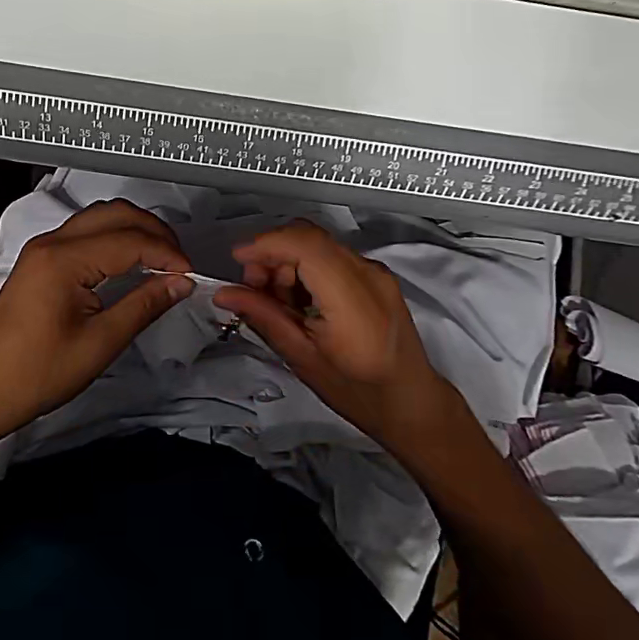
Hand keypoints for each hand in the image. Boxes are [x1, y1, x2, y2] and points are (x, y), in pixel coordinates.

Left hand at [0, 200, 192, 469]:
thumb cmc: (35, 375)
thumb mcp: (99, 344)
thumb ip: (144, 305)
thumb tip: (180, 282)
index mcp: (63, 260)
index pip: (129, 239)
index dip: (166, 253)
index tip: (190, 273)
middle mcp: (50, 243)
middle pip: (115, 214)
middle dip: (154, 231)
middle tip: (179, 261)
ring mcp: (42, 249)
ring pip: (99, 218)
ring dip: (134, 230)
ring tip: (161, 260)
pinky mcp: (39, 261)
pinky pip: (84, 233)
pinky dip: (114, 238)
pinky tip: (131, 262)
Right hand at [213, 220, 469, 456]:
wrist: (410, 402)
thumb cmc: (362, 391)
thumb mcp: (303, 358)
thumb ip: (264, 318)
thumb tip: (228, 295)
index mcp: (352, 300)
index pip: (305, 245)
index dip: (266, 244)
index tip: (239, 259)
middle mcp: (368, 275)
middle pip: (307, 238)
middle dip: (272, 254)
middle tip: (253, 288)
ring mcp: (374, 271)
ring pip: (316, 244)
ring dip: (287, 262)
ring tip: (277, 301)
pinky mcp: (373, 275)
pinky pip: (330, 256)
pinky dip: (305, 269)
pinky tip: (298, 300)